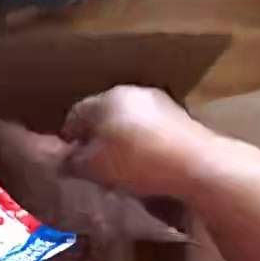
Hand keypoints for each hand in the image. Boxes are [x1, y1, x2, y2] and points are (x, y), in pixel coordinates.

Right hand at [62, 85, 220, 196]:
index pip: (75, 113)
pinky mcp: (179, 117)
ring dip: (118, 140)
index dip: (68, 137)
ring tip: (117, 167)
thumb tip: (64, 160)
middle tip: (91, 164)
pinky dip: (140, 143)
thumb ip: (73, 162)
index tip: (68, 159)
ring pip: (127, 120)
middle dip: (95, 137)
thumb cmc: (135, 163)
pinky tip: (142, 165)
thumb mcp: (94, 168)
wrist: (195, 165)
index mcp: (106, 99)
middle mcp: (132, 92)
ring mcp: (159, 102)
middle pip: (103, 114)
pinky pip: (148, 128)